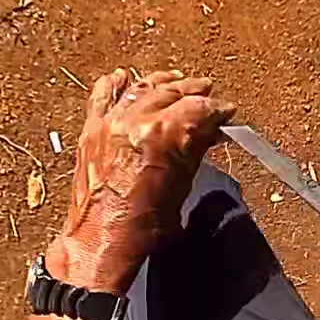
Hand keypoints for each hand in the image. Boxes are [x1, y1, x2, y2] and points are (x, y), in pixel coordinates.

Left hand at [45, 69, 231, 292]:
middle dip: (194, 91)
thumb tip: (209, 132)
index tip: (227, 111)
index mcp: (163, 134)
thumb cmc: (144, 225)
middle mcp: (136, 120)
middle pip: (172, 91)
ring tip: (177, 82)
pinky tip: (126, 78)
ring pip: (142, 87)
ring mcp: (111, 121)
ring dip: (162, 83)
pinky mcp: (92, 129)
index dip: (217, 108)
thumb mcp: (183, 186)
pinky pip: (104, 95)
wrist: (102, 241)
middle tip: (209, 93)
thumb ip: (195, 151)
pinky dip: (118, 84)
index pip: (199, 108)